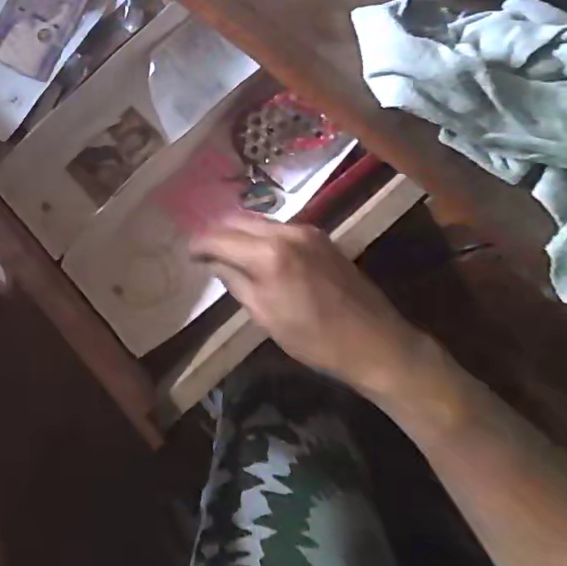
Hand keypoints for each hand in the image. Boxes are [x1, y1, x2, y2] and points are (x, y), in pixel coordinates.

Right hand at [192, 213, 428, 399]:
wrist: (378, 345)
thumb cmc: (314, 338)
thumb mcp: (263, 315)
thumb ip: (234, 281)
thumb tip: (214, 262)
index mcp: (269, 254)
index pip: (218, 238)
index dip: (198, 245)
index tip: (188, 255)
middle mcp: (286, 233)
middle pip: (237, 221)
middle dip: (215, 233)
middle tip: (202, 252)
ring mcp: (307, 232)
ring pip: (258, 222)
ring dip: (237, 233)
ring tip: (225, 252)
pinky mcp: (322, 238)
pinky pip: (278, 228)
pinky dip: (259, 236)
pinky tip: (255, 253)